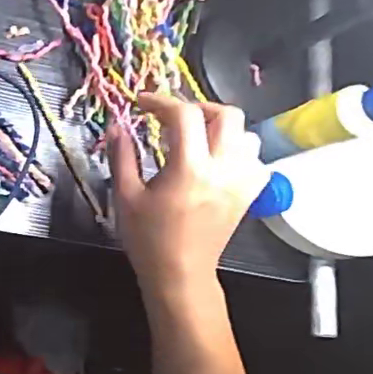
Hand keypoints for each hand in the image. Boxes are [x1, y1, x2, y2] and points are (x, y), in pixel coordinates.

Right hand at [107, 93, 266, 303]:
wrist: (179, 272)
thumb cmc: (147, 238)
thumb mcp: (125, 196)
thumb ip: (122, 156)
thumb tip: (118, 126)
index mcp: (189, 168)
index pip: (183, 115)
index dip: (161, 101)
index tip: (142, 104)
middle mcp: (223, 169)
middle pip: (226, 114)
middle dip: (196, 108)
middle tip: (173, 117)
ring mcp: (242, 180)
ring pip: (245, 133)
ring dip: (220, 128)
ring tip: (195, 137)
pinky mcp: (250, 192)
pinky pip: (255, 157)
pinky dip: (237, 149)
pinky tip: (216, 159)